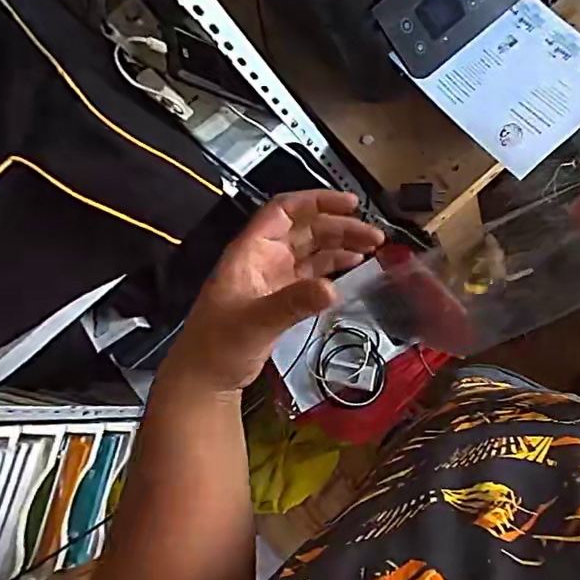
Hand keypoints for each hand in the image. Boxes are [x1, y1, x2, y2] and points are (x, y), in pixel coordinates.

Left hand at [162, 190, 385, 392]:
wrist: (206, 378)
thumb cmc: (217, 346)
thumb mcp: (255, 321)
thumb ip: (293, 303)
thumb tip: (332, 288)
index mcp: (251, 251)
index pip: (285, 210)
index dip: (317, 201)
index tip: (350, 204)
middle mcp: (265, 257)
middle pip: (307, 229)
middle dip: (340, 227)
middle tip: (373, 235)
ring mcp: (275, 276)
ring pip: (314, 249)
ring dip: (342, 244)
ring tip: (372, 247)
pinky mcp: (284, 296)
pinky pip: (314, 272)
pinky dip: (334, 266)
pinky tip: (353, 265)